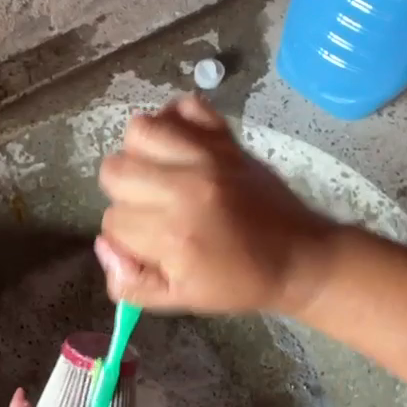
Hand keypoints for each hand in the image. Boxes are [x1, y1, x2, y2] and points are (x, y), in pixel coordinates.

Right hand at [96, 95, 338, 315]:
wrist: (300, 257)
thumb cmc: (238, 283)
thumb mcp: (179, 301)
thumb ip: (131, 284)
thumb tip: (106, 247)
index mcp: (172, 233)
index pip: (112, 221)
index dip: (125, 237)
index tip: (151, 246)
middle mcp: (184, 186)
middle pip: (114, 169)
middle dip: (125, 193)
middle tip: (152, 209)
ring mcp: (206, 155)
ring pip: (140, 130)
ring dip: (141, 153)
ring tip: (160, 173)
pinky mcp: (225, 137)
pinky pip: (185, 105)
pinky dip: (175, 120)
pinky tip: (180, 147)